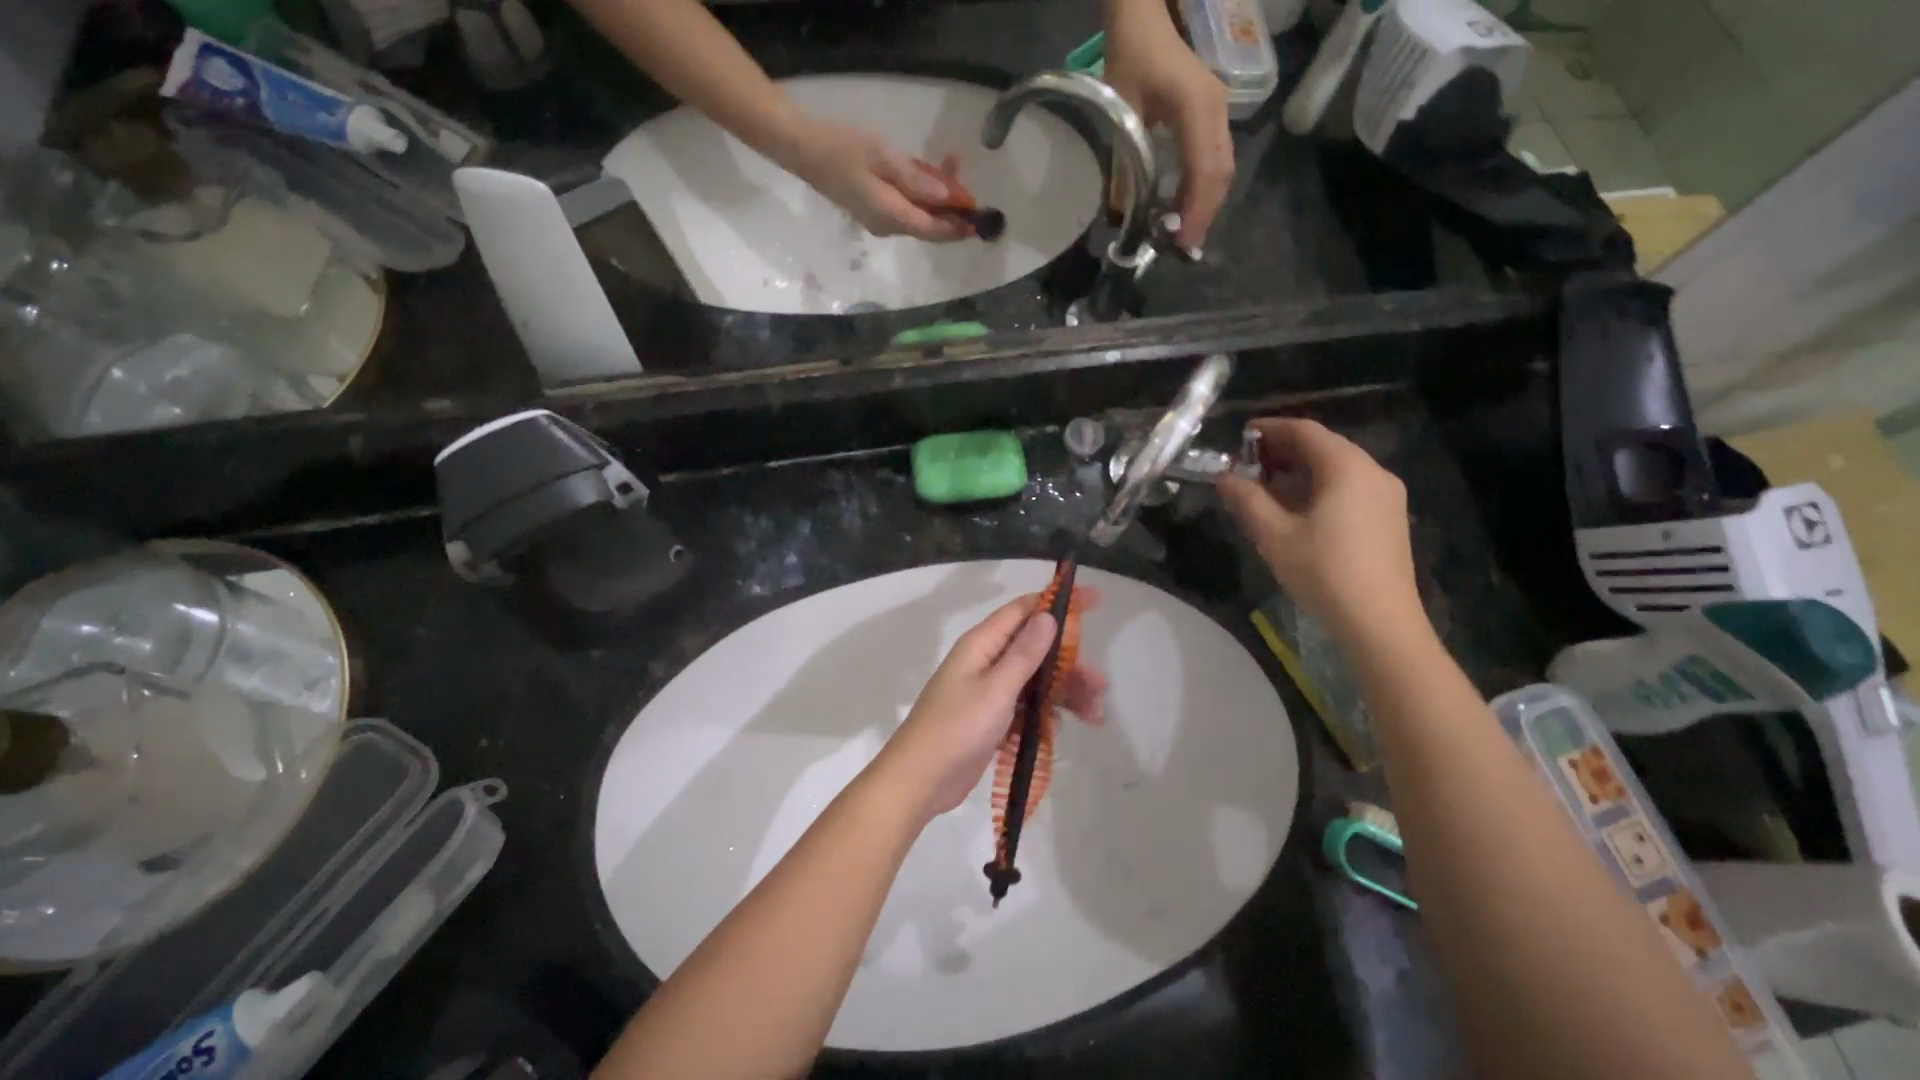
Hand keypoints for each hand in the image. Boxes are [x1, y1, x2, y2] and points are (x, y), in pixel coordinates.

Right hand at [776, 118, 973, 241]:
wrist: (802, 149)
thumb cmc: (843, 148)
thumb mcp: (884, 157)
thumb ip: (917, 179)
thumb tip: (946, 196)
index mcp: (891, 216)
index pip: (933, 230)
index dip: (957, 227)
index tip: (978, 218)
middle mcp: (887, 226)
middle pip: (927, 224)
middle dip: (950, 205)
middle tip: (964, 176)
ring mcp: (878, 219)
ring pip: (917, 214)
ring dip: (936, 196)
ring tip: (950, 164)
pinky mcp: (872, 208)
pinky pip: (904, 207)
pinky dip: (919, 193)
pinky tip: (926, 172)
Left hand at [875, 590, 1106, 821]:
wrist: (921, 779)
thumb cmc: (957, 728)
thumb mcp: (996, 688)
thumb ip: (1024, 653)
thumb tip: (1047, 615)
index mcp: (982, 644)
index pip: (1025, 610)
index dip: (1058, 603)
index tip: (1095, 600)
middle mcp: (986, 661)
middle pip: (1037, 649)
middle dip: (1071, 664)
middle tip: (1100, 685)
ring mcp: (988, 691)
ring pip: (1036, 681)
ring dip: (1065, 693)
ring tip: (1095, 715)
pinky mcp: (992, 719)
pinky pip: (1027, 706)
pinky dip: (1047, 713)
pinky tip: (1062, 728)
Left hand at [1103, 0, 1234, 250]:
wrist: (1148, 11)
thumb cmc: (1131, 53)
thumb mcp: (1120, 108)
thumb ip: (1122, 158)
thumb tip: (1119, 212)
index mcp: (1196, 108)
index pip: (1204, 170)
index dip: (1196, 210)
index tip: (1182, 241)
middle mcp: (1217, 111)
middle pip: (1220, 174)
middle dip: (1205, 214)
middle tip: (1183, 248)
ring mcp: (1220, 111)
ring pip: (1223, 168)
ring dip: (1206, 202)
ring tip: (1184, 233)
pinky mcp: (1214, 113)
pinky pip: (1216, 157)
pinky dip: (1205, 186)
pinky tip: (1186, 205)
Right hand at [1216, 419, 1423, 640]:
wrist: (1380, 621)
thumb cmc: (1324, 571)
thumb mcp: (1275, 535)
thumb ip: (1247, 499)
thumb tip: (1224, 477)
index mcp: (1347, 467)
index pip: (1305, 431)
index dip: (1271, 429)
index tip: (1242, 436)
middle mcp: (1373, 472)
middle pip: (1324, 447)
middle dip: (1284, 451)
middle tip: (1249, 464)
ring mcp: (1386, 496)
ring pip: (1339, 469)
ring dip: (1302, 472)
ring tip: (1267, 489)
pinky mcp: (1390, 519)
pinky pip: (1351, 488)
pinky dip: (1321, 488)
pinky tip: (1298, 511)